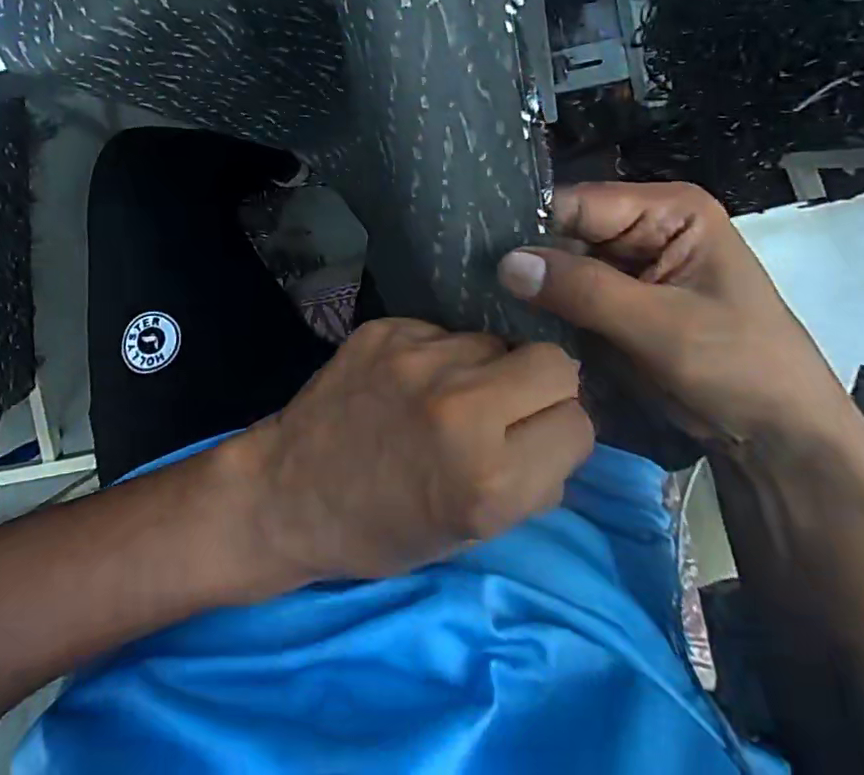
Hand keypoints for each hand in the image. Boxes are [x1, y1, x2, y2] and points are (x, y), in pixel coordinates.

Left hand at [238, 318, 593, 580]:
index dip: (561, 436)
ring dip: (489, 368)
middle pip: (555, 362)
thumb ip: (536, 481)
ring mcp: (420, 359)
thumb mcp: (475, 534)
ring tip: (449, 396)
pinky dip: (442, 356)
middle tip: (509, 408)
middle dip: (545, 387)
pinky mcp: (388, 330)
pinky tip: (409, 383)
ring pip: (499, 341)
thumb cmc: (383, 530)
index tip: (535, 443)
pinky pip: (448, 332)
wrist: (284, 496)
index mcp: (489, 478)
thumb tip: (566, 429)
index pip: (580, 425)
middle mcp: (461, 407)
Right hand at [498, 182, 863, 471]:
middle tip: (469, 283)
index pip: (582, 203)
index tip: (475, 251)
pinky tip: (510, 322)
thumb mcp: (662, 325)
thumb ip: (584, 290)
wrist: (775, 435)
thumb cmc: (737, 366)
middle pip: (568, 232)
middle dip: (528, 260)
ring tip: (479, 304)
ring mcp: (633, 270)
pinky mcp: (622, 306)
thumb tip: (506, 261)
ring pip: (564, 268)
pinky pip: (573, 299)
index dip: (532, 226)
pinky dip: (548, 313)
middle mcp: (647, 229)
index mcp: (669, 211)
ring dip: (534, 289)